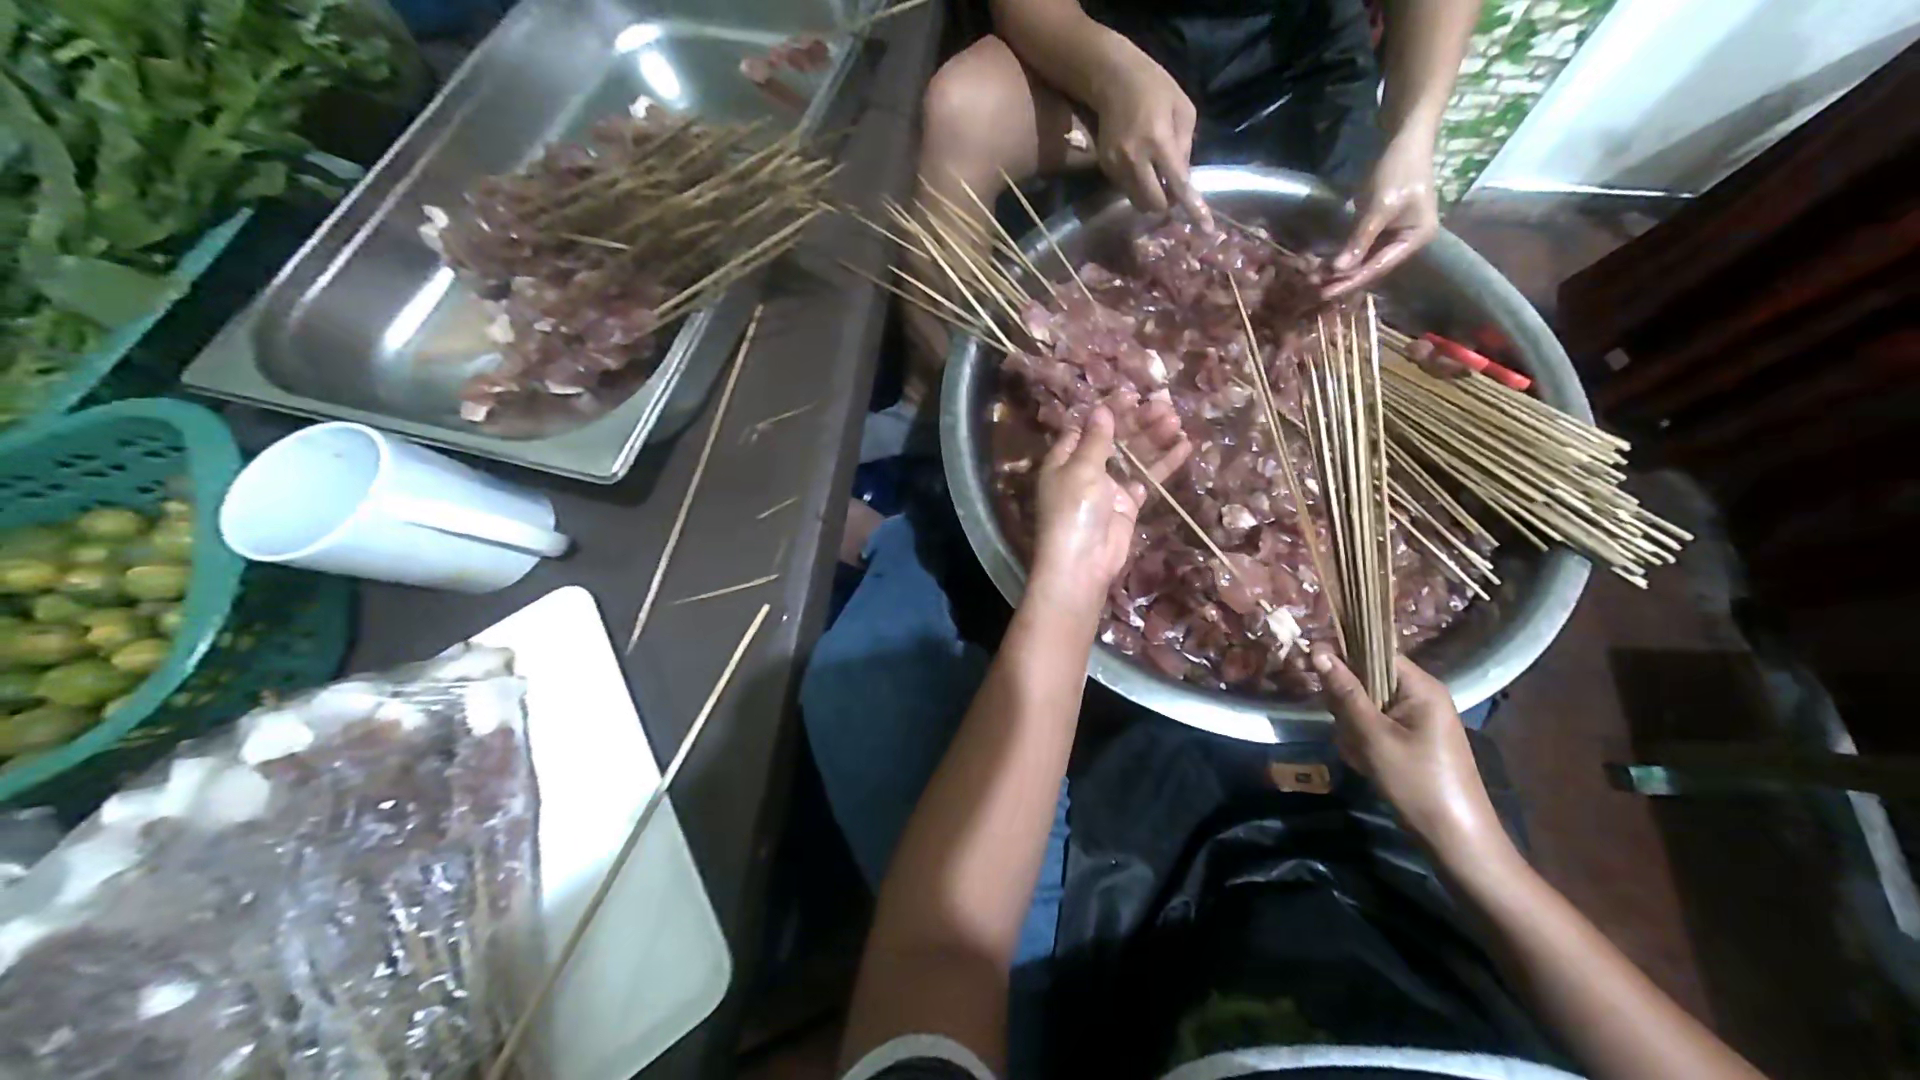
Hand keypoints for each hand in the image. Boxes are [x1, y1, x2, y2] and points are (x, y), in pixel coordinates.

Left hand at [1032, 405, 1189, 604]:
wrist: (1082, 562)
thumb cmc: (1073, 510)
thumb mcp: (1081, 468)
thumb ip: (1096, 439)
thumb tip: (1101, 409)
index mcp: (1064, 458)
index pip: (1086, 426)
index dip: (1108, 410)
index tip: (1132, 394)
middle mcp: (1085, 469)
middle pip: (1114, 439)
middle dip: (1137, 422)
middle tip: (1164, 405)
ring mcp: (1107, 487)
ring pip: (1133, 457)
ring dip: (1153, 438)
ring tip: (1176, 419)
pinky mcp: (1127, 504)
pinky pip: (1147, 479)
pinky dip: (1163, 464)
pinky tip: (1184, 446)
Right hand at [1089, 41, 1212, 228]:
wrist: (1112, 80)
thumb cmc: (1155, 88)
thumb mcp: (1183, 110)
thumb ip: (1185, 147)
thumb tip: (1182, 180)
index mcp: (1159, 141)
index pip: (1178, 184)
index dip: (1193, 208)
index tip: (1206, 228)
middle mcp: (1135, 159)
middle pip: (1153, 204)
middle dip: (1166, 204)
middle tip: (1173, 191)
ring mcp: (1117, 166)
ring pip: (1138, 201)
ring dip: (1151, 196)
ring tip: (1156, 176)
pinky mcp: (1105, 168)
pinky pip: (1126, 190)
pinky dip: (1138, 186)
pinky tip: (1141, 167)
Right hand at [1313, 649, 1509, 863]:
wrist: (1455, 838)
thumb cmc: (1415, 781)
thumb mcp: (1373, 735)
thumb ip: (1345, 692)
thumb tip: (1319, 650)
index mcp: (1421, 687)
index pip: (1375, 651)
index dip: (1343, 655)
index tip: (1312, 667)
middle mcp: (1422, 695)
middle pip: (1368, 677)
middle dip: (1347, 701)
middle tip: (1345, 727)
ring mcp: (1418, 718)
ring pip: (1367, 703)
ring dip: (1353, 725)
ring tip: (1358, 752)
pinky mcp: (1413, 739)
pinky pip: (1376, 724)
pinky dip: (1363, 739)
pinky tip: (1365, 761)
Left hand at [1322, 134, 1439, 298]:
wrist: (1404, 140)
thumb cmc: (1398, 170)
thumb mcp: (1380, 207)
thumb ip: (1361, 239)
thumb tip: (1340, 269)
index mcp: (1415, 239)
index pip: (1378, 267)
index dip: (1350, 282)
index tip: (1325, 294)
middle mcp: (1407, 242)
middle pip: (1371, 267)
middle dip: (1343, 279)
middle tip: (1314, 291)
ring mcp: (1394, 236)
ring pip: (1363, 260)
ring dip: (1340, 271)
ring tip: (1314, 281)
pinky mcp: (1381, 229)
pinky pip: (1360, 249)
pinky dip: (1343, 257)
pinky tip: (1324, 266)